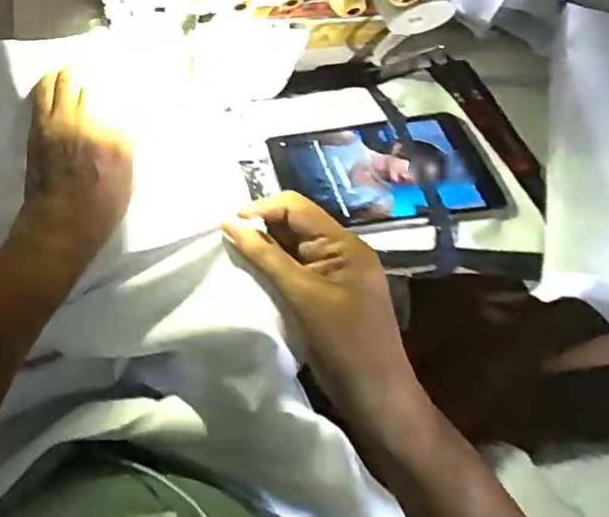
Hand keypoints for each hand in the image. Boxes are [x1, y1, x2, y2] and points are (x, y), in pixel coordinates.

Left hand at [12, 68, 133, 273]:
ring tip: (64, 73)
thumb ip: (121, 146)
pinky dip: (46, 87)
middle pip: (78, 86)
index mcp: (110, 137)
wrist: (59, 222)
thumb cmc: (97, 208)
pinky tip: (49, 84)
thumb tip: (115, 126)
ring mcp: (55, 123)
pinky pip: (41, 98)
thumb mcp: (125, 178)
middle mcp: (81, 122)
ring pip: (56, 86)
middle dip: (79, 77)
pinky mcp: (37, 129)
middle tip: (82, 71)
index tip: (108, 84)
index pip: (110, 103)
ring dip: (60, 77)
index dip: (108, 91)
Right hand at [222, 192, 413, 410]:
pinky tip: (254, 274)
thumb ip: (265, 255)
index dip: (260, 210)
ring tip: (236, 256)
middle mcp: (341, 250)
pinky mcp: (326, 290)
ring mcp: (334, 271)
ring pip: (289, 243)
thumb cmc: (345, 344)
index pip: (295, 207)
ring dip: (263, 247)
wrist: (380, 402)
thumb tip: (228, 223)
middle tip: (229, 242)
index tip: (229, 227)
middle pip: (291, 221)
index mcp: (345, 245)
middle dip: (259, 228)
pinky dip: (271, 265)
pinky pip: (293, 264)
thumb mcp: (302, 295)